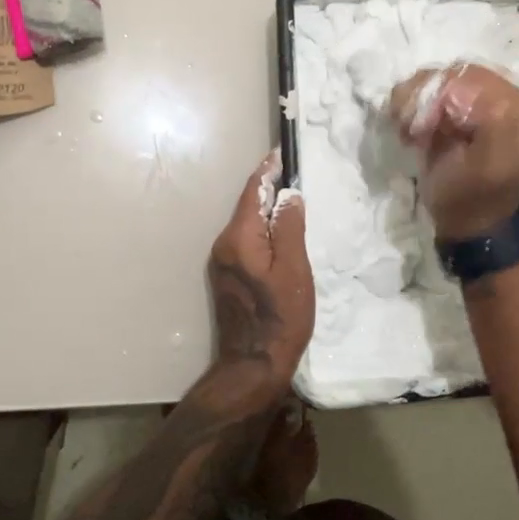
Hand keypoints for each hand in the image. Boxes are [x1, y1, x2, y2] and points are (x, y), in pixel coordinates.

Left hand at [207, 151, 313, 398]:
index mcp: (238, 238)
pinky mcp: (228, 276)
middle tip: (295, 175)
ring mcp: (223, 262)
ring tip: (294, 202)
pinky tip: (283, 235)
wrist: (254, 366)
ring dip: (268, 211)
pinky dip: (264, 231)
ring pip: (248, 225)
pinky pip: (247, 241)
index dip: (267, 170)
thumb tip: (289, 196)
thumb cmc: (280, 317)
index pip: (252, 192)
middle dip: (269, 189)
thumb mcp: (293, 269)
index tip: (281, 153)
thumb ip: (290, 228)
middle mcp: (224, 244)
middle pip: (248, 206)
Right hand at [389, 65, 518, 240]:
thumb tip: (462, 91)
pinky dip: (412, 104)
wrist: (467, 223)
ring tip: (410, 132)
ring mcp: (482, 96)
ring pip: (435, 76)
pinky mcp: (462, 102)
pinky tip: (413, 129)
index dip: (435, 99)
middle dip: (422, 100)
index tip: (417, 132)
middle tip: (409, 131)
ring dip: (413, 103)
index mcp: (518, 103)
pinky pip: (428, 85)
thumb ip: (488, 118)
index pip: (466, 77)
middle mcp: (505, 92)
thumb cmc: (472, 198)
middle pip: (449, 73)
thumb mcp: (487, 163)